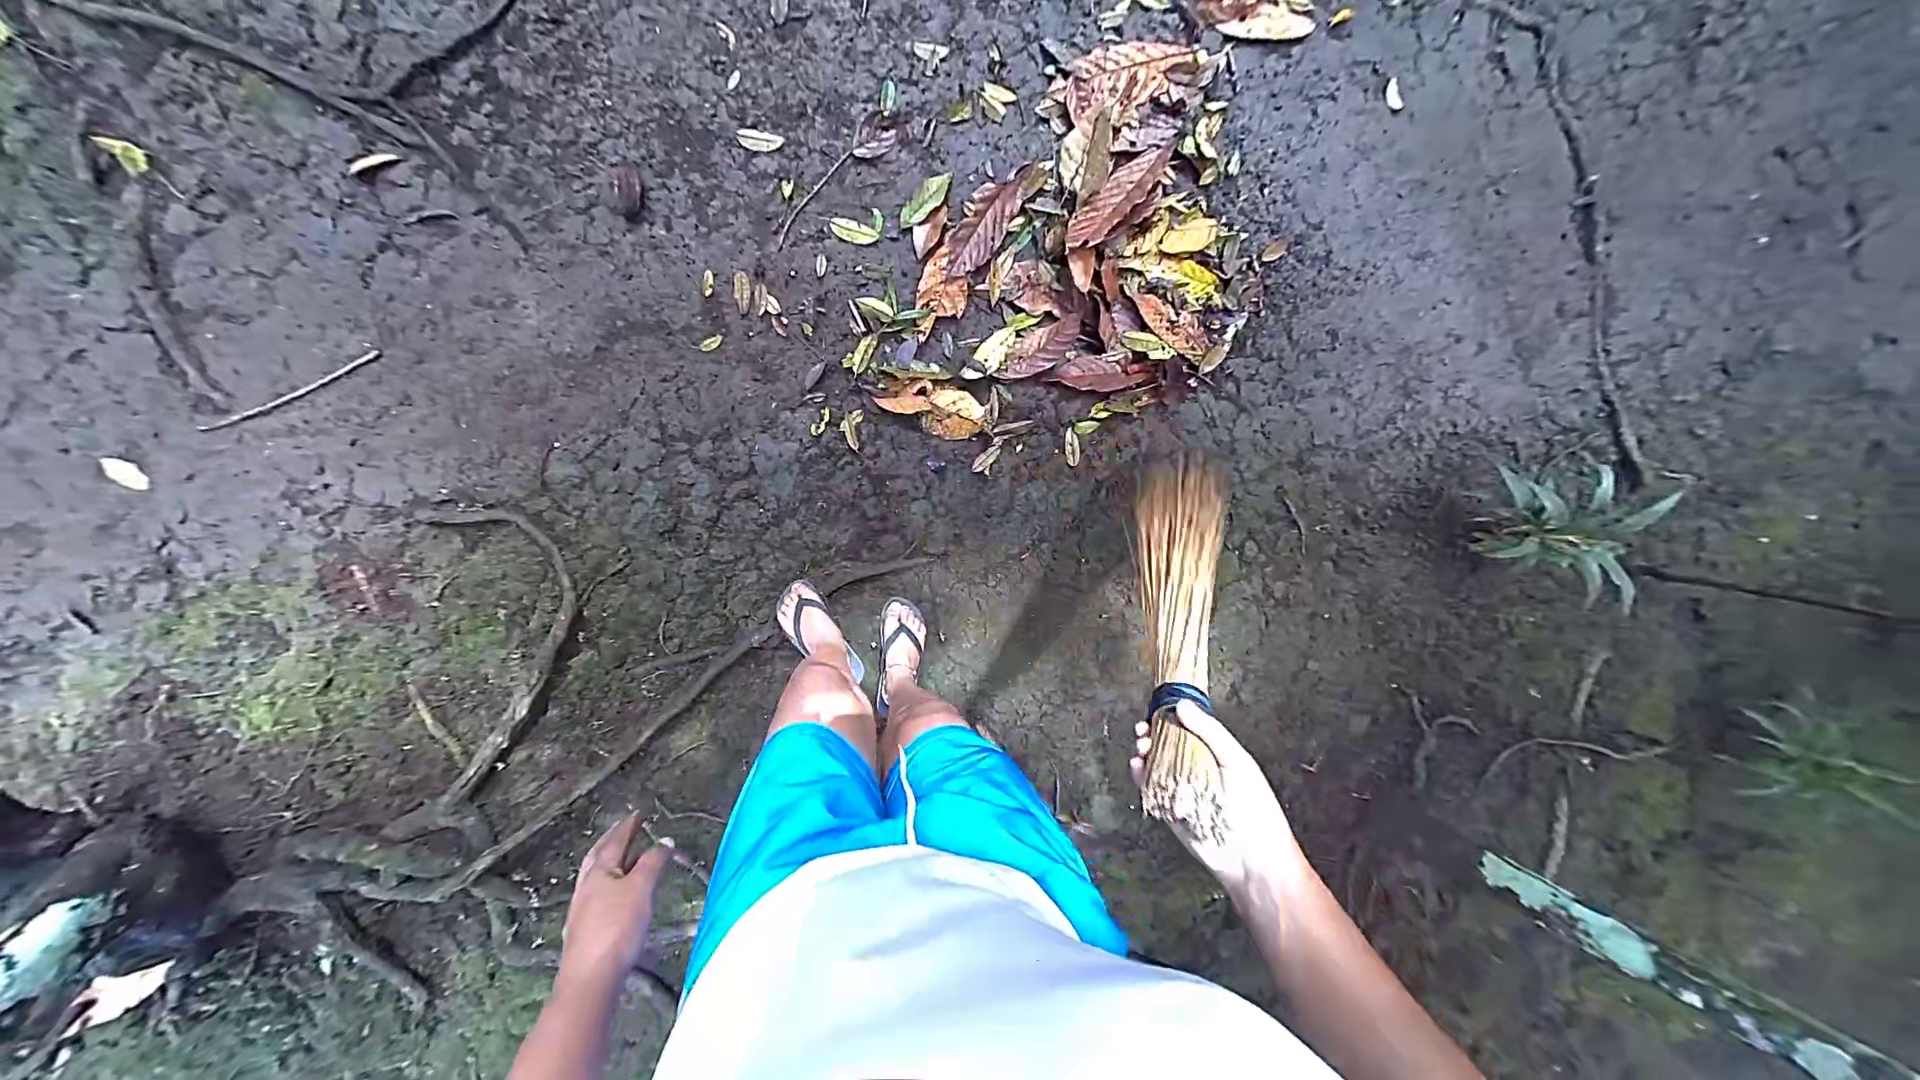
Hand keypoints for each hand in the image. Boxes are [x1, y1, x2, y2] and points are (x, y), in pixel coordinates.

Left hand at [557, 813, 674, 985]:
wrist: (591, 977)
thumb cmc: (617, 926)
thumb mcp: (641, 888)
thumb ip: (653, 862)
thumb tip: (664, 842)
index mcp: (599, 872)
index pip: (615, 842)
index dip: (628, 826)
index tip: (638, 814)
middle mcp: (587, 886)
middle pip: (599, 856)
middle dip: (613, 840)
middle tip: (625, 829)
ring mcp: (582, 909)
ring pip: (596, 876)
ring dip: (611, 861)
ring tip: (625, 856)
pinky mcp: (585, 929)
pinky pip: (597, 893)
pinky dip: (609, 882)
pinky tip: (617, 892)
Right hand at [1131, 700, 1302, 900]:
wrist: (1251, 859)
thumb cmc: (1255, 809)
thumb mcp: (1236, 761)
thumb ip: (1210, 731)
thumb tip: (1183, 705)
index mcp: (1213, 753)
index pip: (1185, 728)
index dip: (1168, 718)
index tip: (1156, 713)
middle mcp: (1195, 768)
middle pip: (1165, 744)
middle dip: (1151, 735)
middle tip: (1144, 731)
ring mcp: (1181, 788)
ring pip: (1154, 763)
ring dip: (1143, 752)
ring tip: (1142, 748)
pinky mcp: (1169, 808)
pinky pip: (1149, 787)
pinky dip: (1140, 775)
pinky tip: (1138, 766)